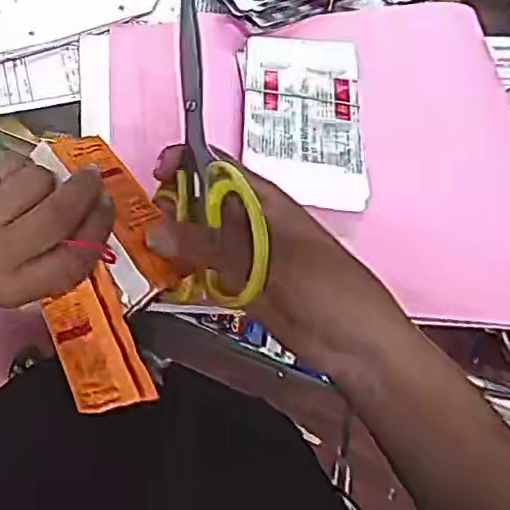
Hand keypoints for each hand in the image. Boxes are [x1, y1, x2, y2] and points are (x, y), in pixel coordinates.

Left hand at [0, 153, 112, 319]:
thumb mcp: (17, 286)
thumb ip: (55, 262)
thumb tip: (92, 222)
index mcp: (21, 283)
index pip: (76, 258)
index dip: (98, 229)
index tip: (105, 207)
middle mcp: (3, 250)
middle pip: (60, 212)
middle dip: (84, 191)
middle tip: (90, 179)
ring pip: (36, 180)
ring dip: (47, 177)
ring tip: (39, 184)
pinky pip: (7, 163)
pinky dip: (17, 166)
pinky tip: (10, 178)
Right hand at [144, 145, 409, 369]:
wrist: (358, 349)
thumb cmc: (327, 289)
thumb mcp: (267, 260)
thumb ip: (210, 245)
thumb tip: (155, 232)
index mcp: (261, 200)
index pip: (216, 166)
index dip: (186, 161)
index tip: (159, 173)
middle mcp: (245, 221)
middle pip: (196, 199)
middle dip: (170, 205)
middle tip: (154, 226)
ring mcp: (238, 253)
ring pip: (192, 234)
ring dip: (169, 239)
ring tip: (151, 253)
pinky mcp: (233, 282)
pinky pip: (197, 266)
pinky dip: (178, 268)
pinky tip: (164, 275)